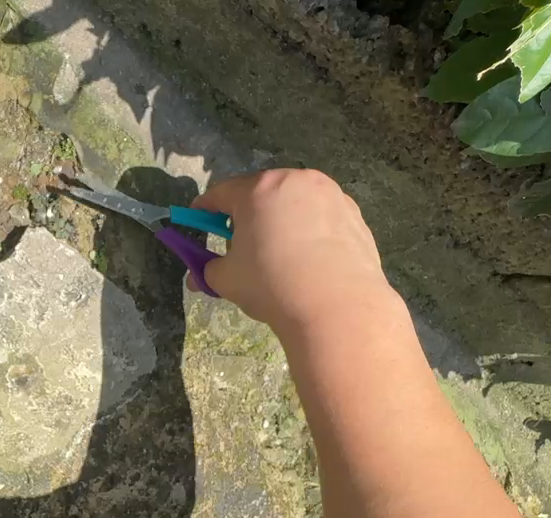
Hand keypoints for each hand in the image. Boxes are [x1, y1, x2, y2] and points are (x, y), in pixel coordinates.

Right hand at [193, 169, 393, 333]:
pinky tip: (307, 261)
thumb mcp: (226, 280)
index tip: (197, 220)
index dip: (204, 209)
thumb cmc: (270, 284)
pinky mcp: (353, 212)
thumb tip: (199, 276)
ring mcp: (329, 193)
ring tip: (278, 255)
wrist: (334, 304)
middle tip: (239, 244)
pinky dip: (308, 232)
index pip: (221, 193)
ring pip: (293, 202)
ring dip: (279, 221)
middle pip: (261, 193)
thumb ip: (207, 271)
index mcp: (257, 191)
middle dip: (246, 215)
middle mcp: (294, 180)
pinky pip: (319, 217)